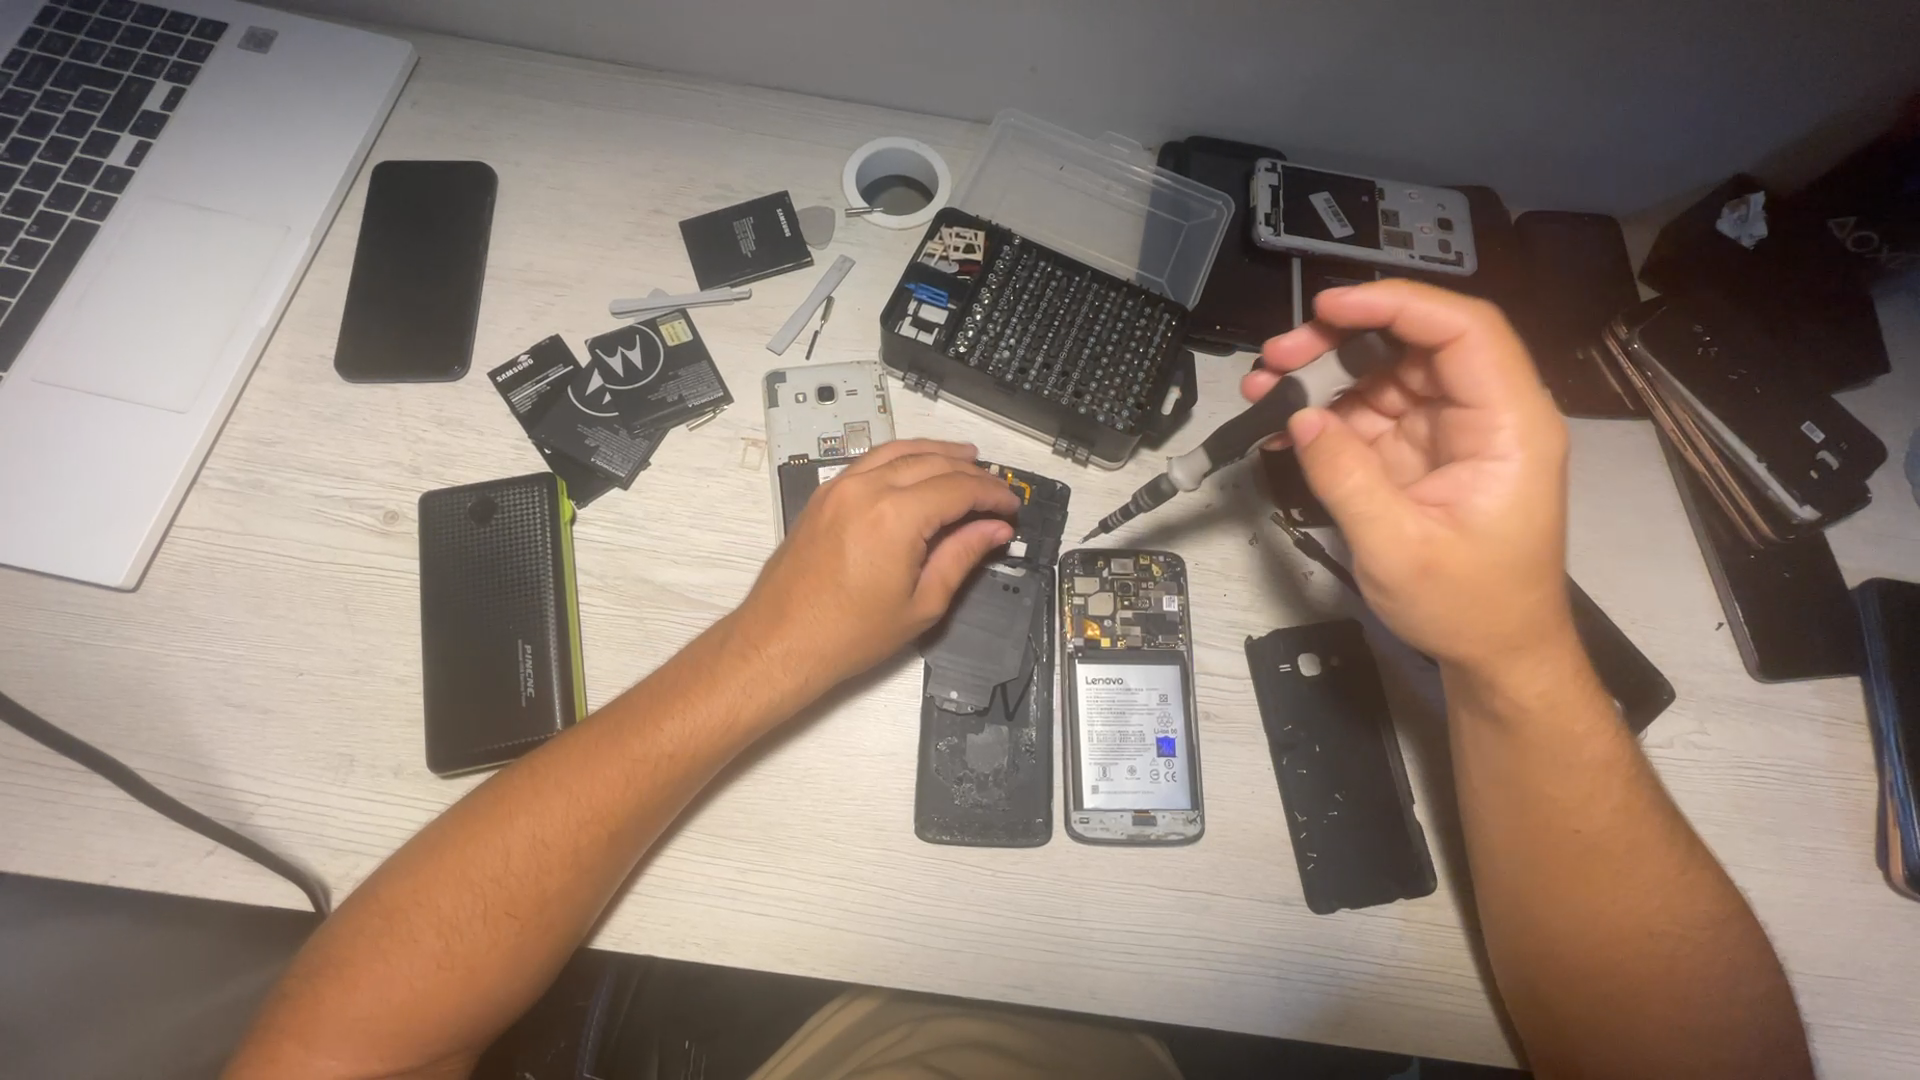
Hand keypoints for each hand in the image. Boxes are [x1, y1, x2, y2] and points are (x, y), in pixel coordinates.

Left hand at [736, 439, 1021, 693]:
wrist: (781, 641)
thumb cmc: (851, 634)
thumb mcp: (922, 603)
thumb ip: (962, 556)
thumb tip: (995, 529)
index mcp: (896, 516)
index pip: (959, 488)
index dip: (993, 494)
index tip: (1012, 507)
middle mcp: (867, 489)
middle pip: (932, 461)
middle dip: (971, 471)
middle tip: (996, 489)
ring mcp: (840, 487)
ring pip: (900, 451)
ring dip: (938, 452)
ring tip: (967, 458)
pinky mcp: (824, 495)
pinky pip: (871, 460)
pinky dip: (902, 457)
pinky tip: (918, 468)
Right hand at [1244, 280, 1572, 669]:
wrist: (1492, 650)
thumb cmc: (1466, 606)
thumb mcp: (1397, 548)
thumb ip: (1346, 477)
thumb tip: (1299, 416)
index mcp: (1507, 426)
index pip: (1463, 332)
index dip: (1396, 304)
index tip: (1327, 306)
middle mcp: (1480, 415)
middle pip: (1412, 345)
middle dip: (1339, 340)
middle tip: (1275, 355)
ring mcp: (1444, 432)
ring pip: (1379, 375)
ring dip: (1318, 377)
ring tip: (1260, 389)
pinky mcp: (1414, 454)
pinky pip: (1363, 417)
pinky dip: (1319, 418)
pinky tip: (1278, 427)